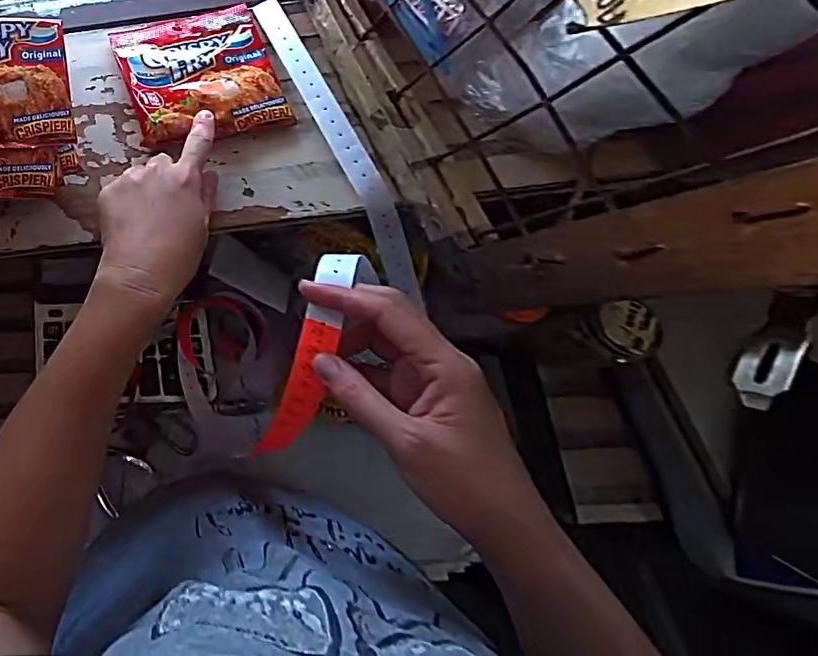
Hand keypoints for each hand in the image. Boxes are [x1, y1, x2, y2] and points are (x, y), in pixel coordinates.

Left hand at [94, 110, 219, 315]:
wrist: (138, 274)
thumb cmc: (178, 256)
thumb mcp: (202, 225)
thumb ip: (206, 194)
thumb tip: (209, 174)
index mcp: (185, 178)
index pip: (197, 146)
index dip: (201, 129)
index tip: (203, 115)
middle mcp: (157, 170)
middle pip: (163, 163)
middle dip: (165, 178)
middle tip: (164, 206)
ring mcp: (130, 177)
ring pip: (139, 175)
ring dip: (142, 188)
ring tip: (143, 219)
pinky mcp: (108, 188)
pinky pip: (120, 186)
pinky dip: (123, 199)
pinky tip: (127, 221)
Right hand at [302, 282, 550, 548]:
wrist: (509, 528)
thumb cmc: (466, 486)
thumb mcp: (406, 443)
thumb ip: (359, 398)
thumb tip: (319, 361)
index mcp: (444, 363)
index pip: (389, 312)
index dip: (346, 296)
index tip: (309, 289)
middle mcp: (439, 361)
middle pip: (388, 318)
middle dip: (347, 311)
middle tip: (308, 314)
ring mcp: (433, 377)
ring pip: (384, 342)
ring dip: (349, 340)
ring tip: (314, 347)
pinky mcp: (425, 396)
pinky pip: (385, 369)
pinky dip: (358, 367)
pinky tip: (333, 373)